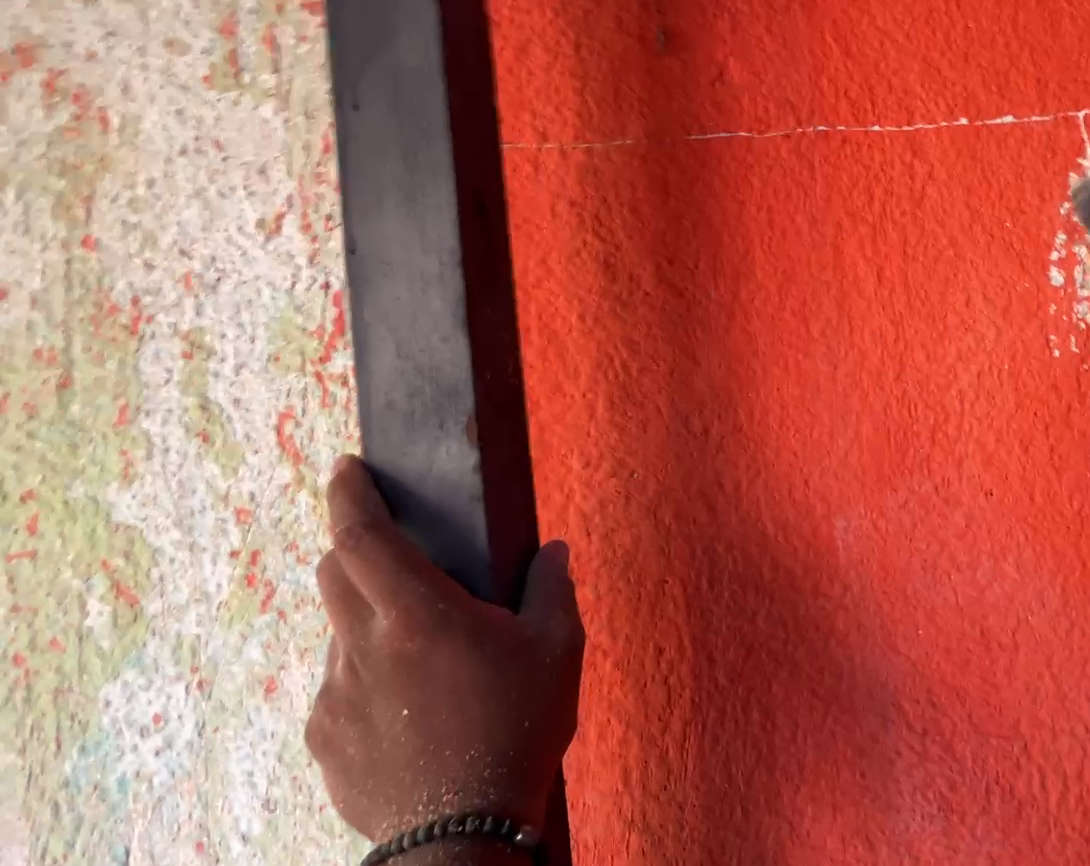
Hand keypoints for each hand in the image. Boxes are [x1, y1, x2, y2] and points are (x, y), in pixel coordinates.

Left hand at [306, 457, 584, 838]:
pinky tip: (414, 698)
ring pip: (340, 629)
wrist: (463, 832)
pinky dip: (368, 667)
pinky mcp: (323, 738)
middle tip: (398, 548)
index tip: (345, 467)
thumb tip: (553, 549)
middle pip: (334, 574)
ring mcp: (333, 696)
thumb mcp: (559, 646)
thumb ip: (553, 586)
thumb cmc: (518, 726)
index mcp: (419, 616)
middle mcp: (362, 648)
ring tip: (428, 645)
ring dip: (372, 615)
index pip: (363, 537)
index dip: (350, 495)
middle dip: (356, 546)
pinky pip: (338, 681)